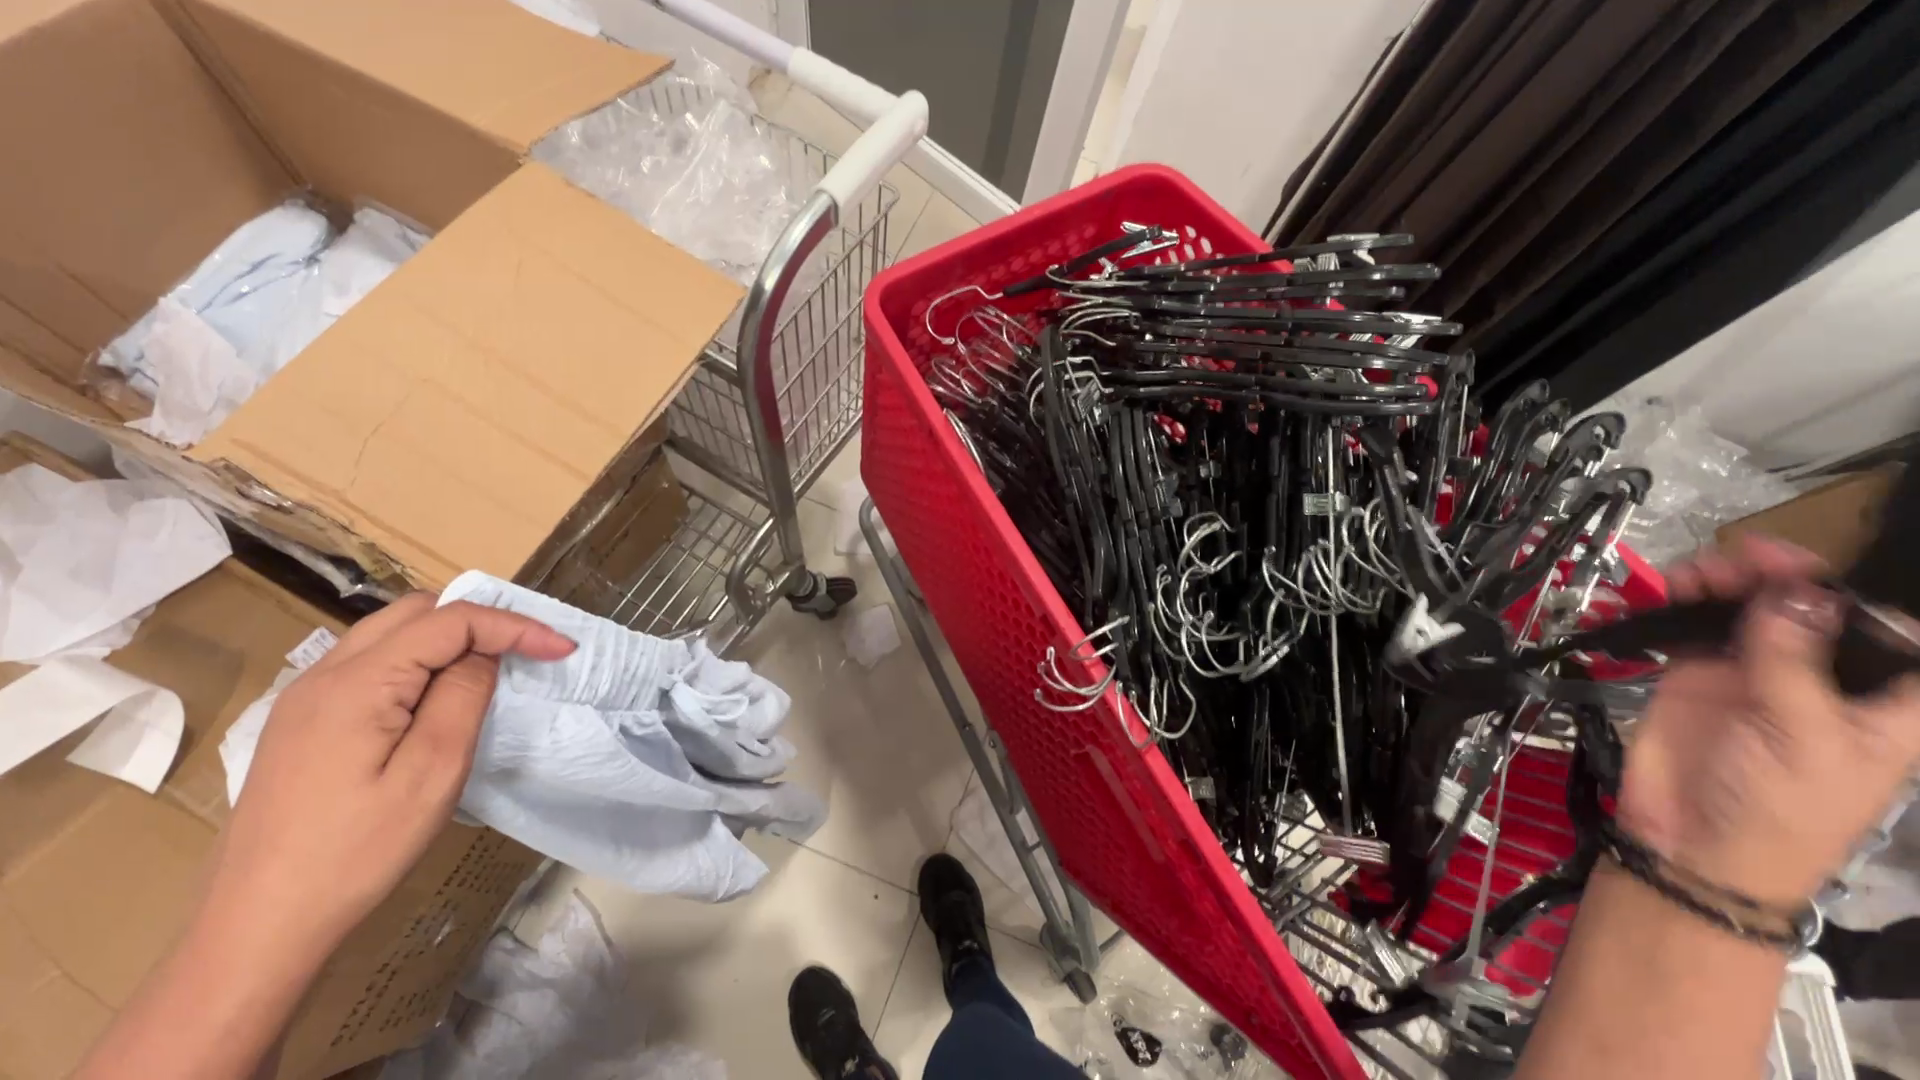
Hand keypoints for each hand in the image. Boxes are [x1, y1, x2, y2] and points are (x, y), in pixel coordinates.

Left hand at [201, 593, 574, 967]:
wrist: (260, 921)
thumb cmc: (356, 851)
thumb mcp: (431, 774)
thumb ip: (462, 698)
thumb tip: (483, 654)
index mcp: (357, 682)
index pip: (449, 621)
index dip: (513, 625)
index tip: (562, 650)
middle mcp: (324, 674)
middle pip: (414, 613)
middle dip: (479, 620)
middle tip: (528, 652)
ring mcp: (305, 697)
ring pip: (388, 633)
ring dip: (446, 638)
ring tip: (492, 668)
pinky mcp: (301, 722)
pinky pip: (368, 663)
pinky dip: (416, 660)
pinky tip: (436, 696)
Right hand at [1619, 535, 1919, 906]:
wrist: (1692, 846)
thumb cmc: (1779, 807)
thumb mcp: (1804, 737)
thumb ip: (1794, 662)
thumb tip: (1794, 593)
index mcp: (1878, 702)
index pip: (1888, 635)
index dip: (1854, 600)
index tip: (1807, 575)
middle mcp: (1818, 681)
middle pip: (1807, 611)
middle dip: (1778, 580)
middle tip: (1740, 559)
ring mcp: (1751, 675)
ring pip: (1745, 611)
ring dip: (1722, 585)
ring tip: (1692, 575)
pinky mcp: (1693, 677)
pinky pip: (1687, 628)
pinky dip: (1672, 605)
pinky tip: (1661, 592)